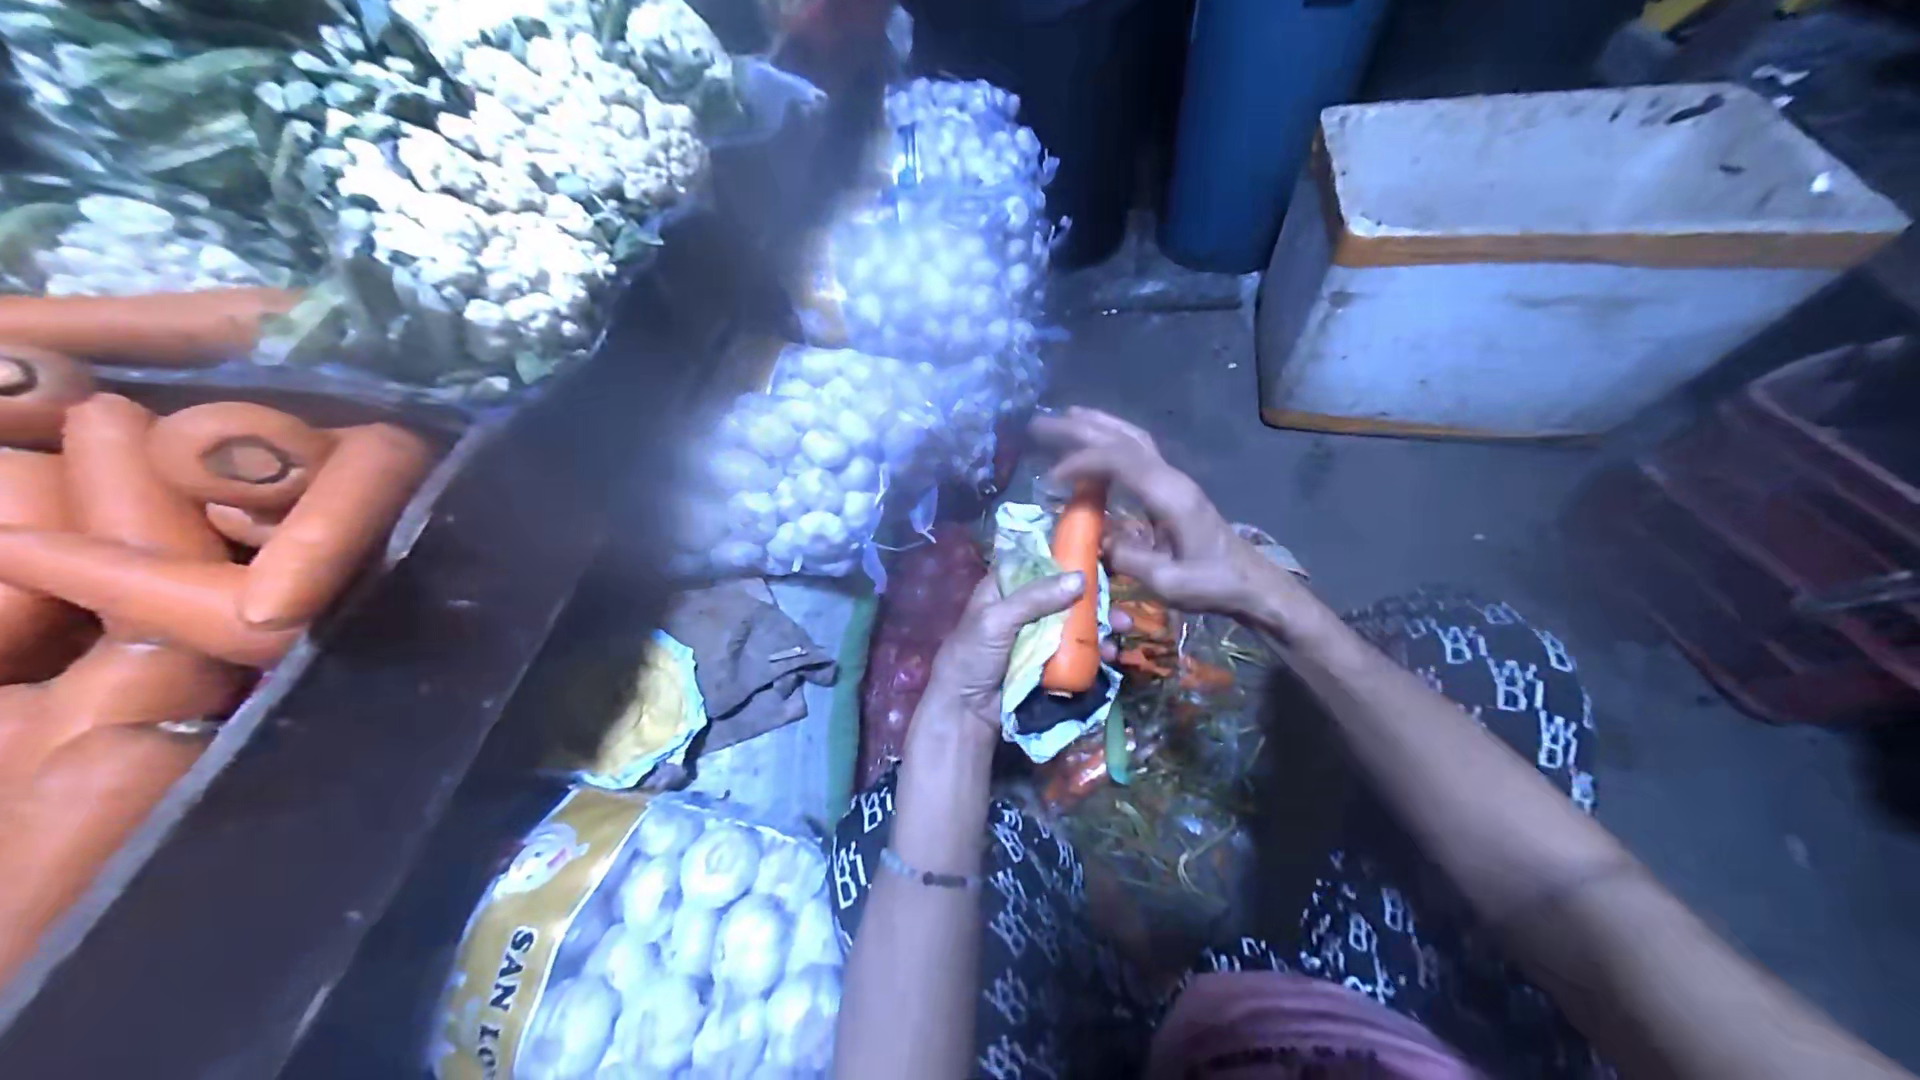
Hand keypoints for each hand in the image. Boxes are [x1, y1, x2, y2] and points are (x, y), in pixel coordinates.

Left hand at [913, 570, 1124, 745]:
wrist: (965, 711)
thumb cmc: (971, 656)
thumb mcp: (996, 619)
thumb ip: (1036, 598)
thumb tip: (1080, 578)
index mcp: (1005, 587)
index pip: (1040, 562)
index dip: (1067, 556)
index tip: (1100, 554)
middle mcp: (1026, 606)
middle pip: (1066, 593)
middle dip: (1095, 596)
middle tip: (1119, 601)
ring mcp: (1040, 635)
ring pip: (1077, 621)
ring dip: (1102, 623)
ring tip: (1124, 627)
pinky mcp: (1050, 661)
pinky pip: (1078, 649)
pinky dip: (1096, 649)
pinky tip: (1110, 654)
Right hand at [1031, 408, 1320, 635]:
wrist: (1251, 582)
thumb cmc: (1214, 584)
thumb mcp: (1170, 583)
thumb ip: (1130, 559)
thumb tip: (1096, 540)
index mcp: (1170, 496)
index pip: (1121, 462)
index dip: (1083, 462)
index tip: (1052, 477)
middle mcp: (1171, 477)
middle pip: (1123, 439)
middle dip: (1081, 428)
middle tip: (1042, 423)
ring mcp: (1173, 479)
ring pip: (1132, 438)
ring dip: (1097, 425)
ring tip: (1065, 417)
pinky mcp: (1172, 487)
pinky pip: (1137, 450)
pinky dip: (1111, 439)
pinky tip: (1095, 442)